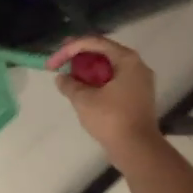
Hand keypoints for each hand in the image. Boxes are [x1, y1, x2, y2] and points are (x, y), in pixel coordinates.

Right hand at [48, 35, 161, 165]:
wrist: (137, 148)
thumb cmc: (111, 119)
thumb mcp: (84, 100)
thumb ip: (70, 85)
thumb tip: (62, 78)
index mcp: (127, 60)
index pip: (95, 43)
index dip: (70, 49)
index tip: (53, 62)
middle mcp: (137, 66)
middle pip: (104, 53)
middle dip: (79, 57)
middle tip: (59, 61)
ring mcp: (139, 82)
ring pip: (109, 68)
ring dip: (87, 70)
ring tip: (68, 76)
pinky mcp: (137, 97)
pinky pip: (114, 81)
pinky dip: (98, 82)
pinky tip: (83, 90)